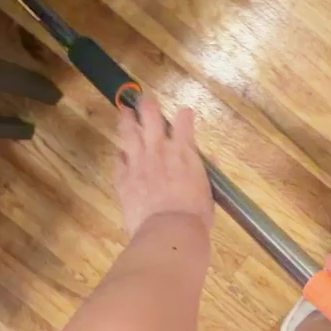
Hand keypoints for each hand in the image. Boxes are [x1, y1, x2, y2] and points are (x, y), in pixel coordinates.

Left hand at [115, 93, 213, 237]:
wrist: (169, 231)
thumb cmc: (195, 215)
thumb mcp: (208, 192)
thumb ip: (205, 171)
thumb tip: (211, 158)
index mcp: (184, 151)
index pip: (184, 122)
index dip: (184, 115)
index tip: (184, 113)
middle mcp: (160, 149)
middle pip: (150, 117)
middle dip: (148, 106)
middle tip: (144, 100)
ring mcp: (138, 161)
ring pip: (129, 132)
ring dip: (126, 119)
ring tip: (123, 111)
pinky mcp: (124, 177)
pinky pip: (119, 159)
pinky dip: (120, 154)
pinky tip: (119, 152)